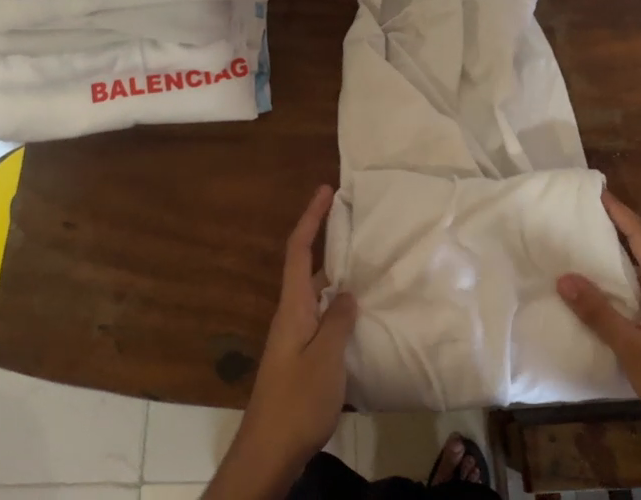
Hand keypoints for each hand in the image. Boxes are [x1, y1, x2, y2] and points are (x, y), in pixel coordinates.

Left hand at [206, 186, 357, 499]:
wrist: (270, 450)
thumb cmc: (297, 400)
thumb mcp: (325, 357)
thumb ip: (338, 320)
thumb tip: (346, 291)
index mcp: (292, 307)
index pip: (299, 250)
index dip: (311, 218)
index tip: (326, 191)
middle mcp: (291, 317)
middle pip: (308, 270)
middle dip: (330, 245)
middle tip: (361, 230)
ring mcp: (295, 340)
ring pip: (318, 299)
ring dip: (339, 282)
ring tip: (371, 272)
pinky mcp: (302, 362)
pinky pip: (323, 323)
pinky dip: (341, 313)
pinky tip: (363, 322)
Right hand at [556, 192, 640, 462]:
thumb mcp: (633, 349)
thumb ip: (599, 313)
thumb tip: (564, 276)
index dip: (620, 212)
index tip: (597, 191)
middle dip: (616, 231)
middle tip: (583, 218)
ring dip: (620, 259)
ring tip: (588, 251)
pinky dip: (627, 284)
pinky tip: (610, 295)